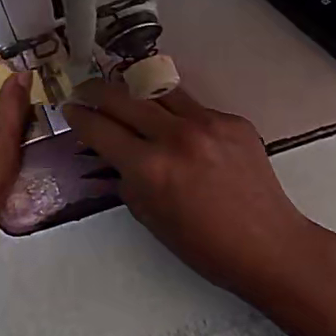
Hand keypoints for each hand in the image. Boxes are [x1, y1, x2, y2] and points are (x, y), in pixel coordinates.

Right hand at [64, 81, 332, 305]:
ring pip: (159, 89)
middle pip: (123, 97)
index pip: (100, 129)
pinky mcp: (233, 121)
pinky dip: (176, 112)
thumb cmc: (203, 245)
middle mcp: (176, 136)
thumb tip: (117, 156)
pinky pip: (193, 106)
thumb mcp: (150, 217)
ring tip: (123, 91)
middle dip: (96, 91)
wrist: (266, 245)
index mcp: (150, 167)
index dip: (78, 117)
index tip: (69, 110)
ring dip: (135, 89)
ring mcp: (208, 123)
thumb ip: (128, 180)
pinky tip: (175, 126)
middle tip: (85, 90)